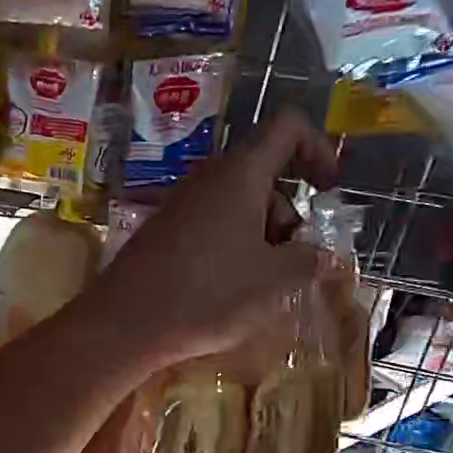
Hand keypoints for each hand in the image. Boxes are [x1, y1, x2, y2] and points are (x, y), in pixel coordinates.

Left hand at [73, 110, 339, 371]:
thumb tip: (320, 253)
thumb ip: (309, 259)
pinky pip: (208, 225)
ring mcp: (178, 206)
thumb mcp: (274, 281)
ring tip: (260, 282)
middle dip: (288, 211)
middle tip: (291, 258)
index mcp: (239, 175)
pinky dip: (229, 245)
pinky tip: (227, 287)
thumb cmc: (207, 296)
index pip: (286, 128)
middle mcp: (205, 180)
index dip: (317, 148)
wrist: (124, 324)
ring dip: (260, 234)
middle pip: (261, 174)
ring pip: (234, 204)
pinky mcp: (160, 233)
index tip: (328, 189)